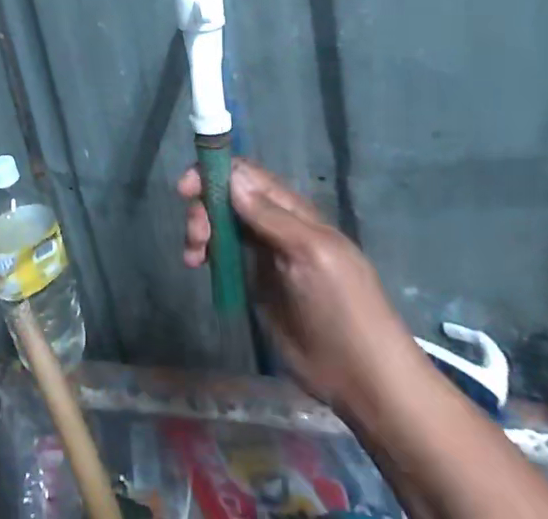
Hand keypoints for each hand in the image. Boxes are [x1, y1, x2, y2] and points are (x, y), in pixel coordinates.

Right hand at [177, 159, 414, 406]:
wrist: (361, 376)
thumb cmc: (342, 308)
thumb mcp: (310, 254)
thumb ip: (271, 216)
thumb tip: (232, 176)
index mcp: (293, 211)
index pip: (247, 175)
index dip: (215, 172)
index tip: (186, 188)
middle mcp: (275, 226)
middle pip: (227, 198)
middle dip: (203, 206)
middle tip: (196, 235)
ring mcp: (264, 255)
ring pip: (221, 224)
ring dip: (200, 230)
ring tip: (194, 257)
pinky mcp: (254, 283)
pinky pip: (222, 255)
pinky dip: (204, 253)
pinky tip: (196, 266)